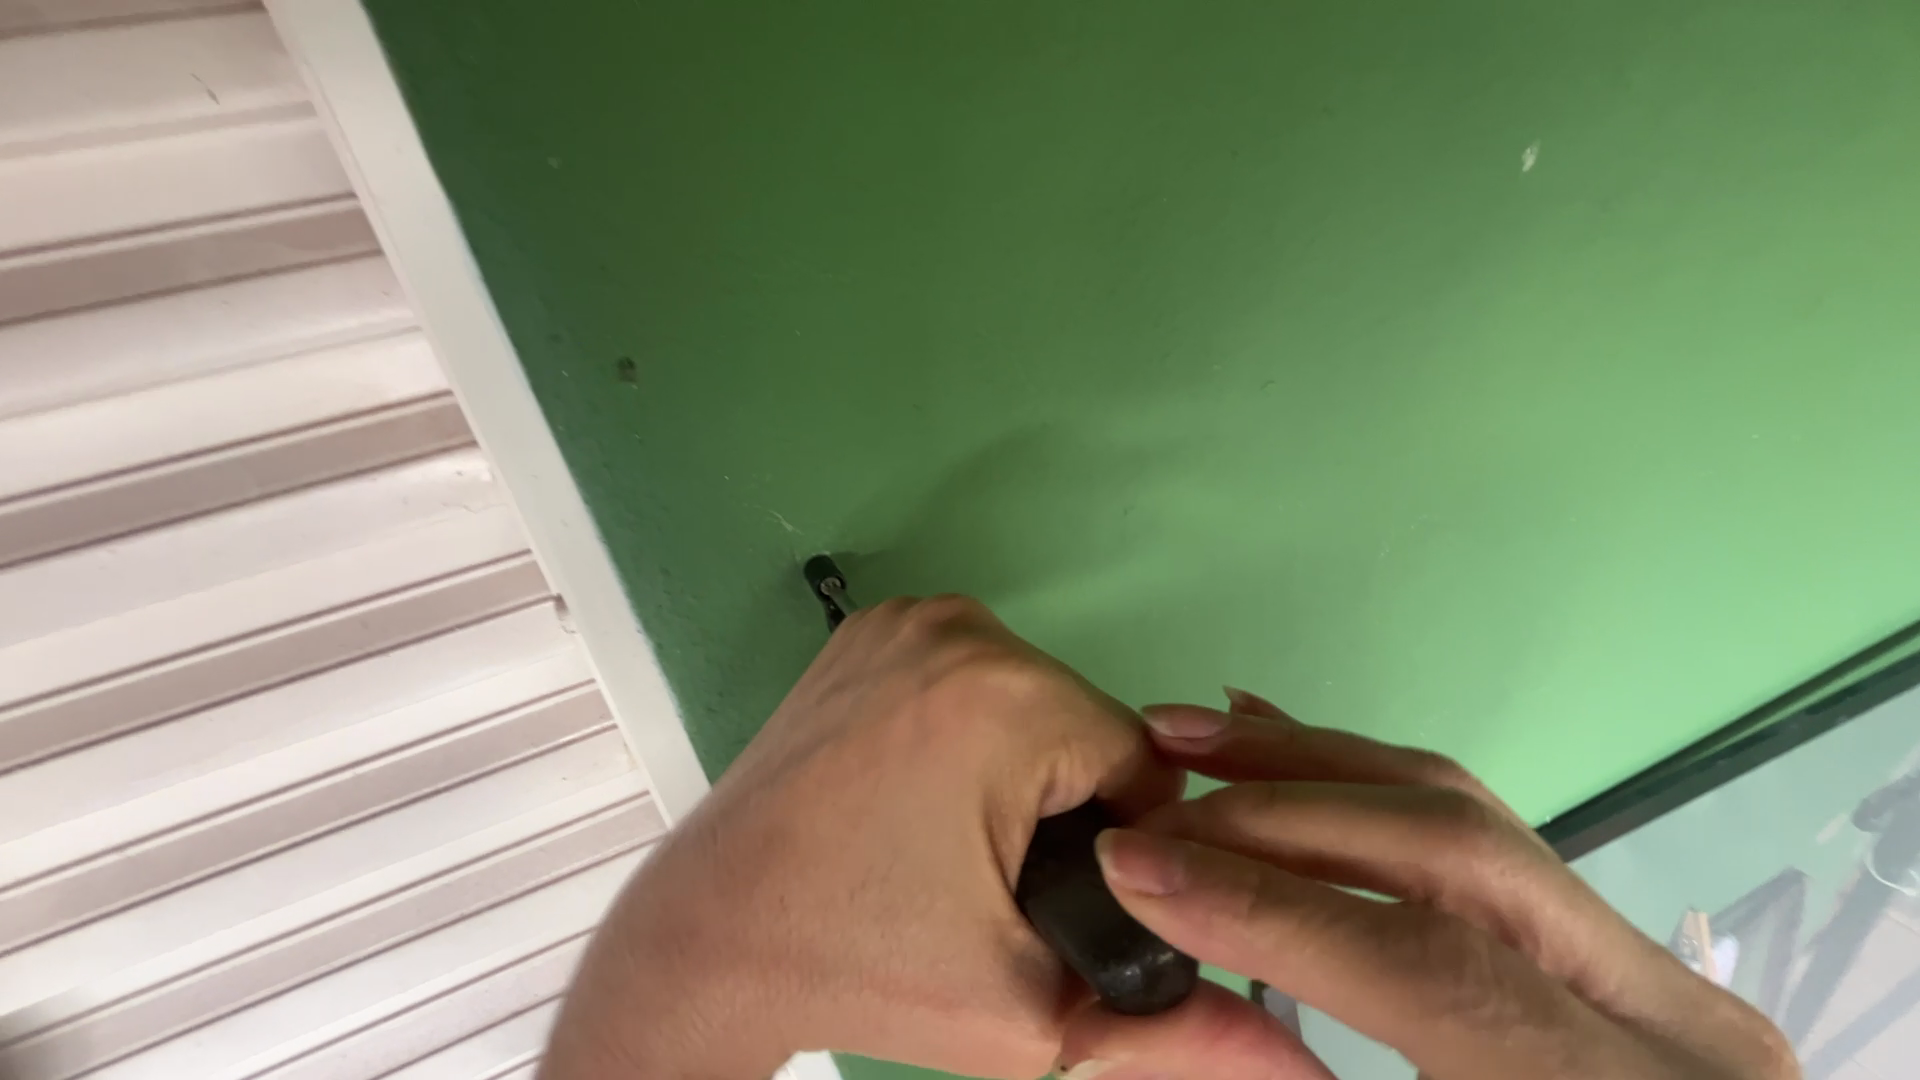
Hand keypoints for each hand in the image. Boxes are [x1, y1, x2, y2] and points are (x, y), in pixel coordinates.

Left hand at [540, 596, 1180, 1079]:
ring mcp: (910, 617)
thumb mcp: (1031, 1011)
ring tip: (963, 837)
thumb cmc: (867, 963)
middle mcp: (964, 627)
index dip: (1127, 841)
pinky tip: (928, 786)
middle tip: (1007, 876)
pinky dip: (971, 726)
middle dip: (1072, 802)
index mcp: (1011, 697)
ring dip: (1025, 763)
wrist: (714, 930)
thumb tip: (1306, 1063)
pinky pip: (969, 675)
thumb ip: (1177, 1032)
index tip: (1072, 894)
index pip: (1143, 761)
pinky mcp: (872, 627)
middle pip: (1083, 723)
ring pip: (1030, 696)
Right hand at [1058, 690, 1799, 1079]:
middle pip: (1445, 844)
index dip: (1259, 905)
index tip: (1131, 867)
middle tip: (1150, 816)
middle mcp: (1662, 1015)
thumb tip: (1117, 1000)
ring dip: (1295, 760)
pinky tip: (1263, 732)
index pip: (1424, 966)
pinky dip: (1342, 767)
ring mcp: (1635, 958)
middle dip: (1270, 813)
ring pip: (1450, 800)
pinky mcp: (1591, 929)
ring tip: (1180, 738)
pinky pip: (1455, 813)